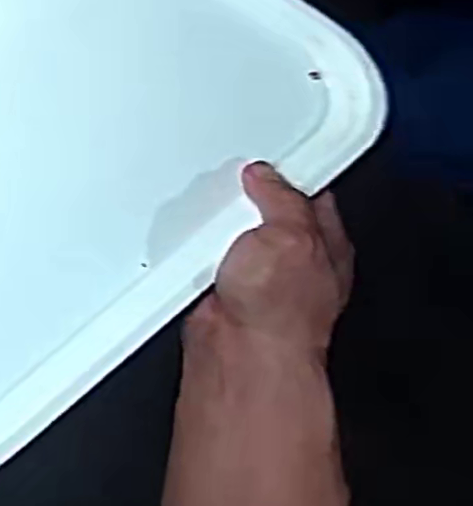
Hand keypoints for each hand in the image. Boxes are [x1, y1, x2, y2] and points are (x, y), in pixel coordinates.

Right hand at [190, 162, 354, 357]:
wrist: (240, 342)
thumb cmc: (279, 305)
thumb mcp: (291, 239)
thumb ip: (281, 203)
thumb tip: (267, 177)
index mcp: (321, 240)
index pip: (303, 194)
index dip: (278, 175)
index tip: (252, 163)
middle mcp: (289, 253)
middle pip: (255, 208)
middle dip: (232, 200)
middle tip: (219, 196)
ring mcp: (251, 266)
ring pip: (222, 228)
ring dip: (204, 225)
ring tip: (199, 227)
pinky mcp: (217, 275)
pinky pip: (196, 248)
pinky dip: (185, 245)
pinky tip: (185, 248)